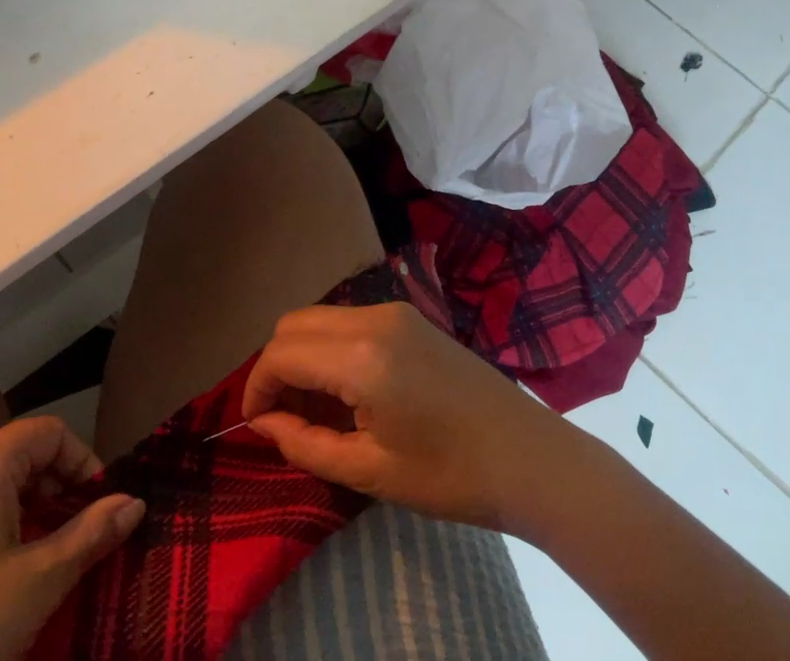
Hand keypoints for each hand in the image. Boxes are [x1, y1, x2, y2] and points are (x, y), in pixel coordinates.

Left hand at [0, 417, 144, 660]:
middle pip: (14, 454)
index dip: (84, 464)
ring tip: (35, 563)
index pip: (49, 433)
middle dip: (54, 490)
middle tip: (76, 541)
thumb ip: (91, 534)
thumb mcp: (40, 582)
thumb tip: (134, 502)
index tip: (102, 512)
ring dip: (19, 510)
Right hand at [242, 303, 556, 532]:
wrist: (535, 461)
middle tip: (282, 417)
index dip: (256, 388)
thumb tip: (263, 423)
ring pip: (320, 318)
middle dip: (275, 367)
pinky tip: (346, 391)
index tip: (254, 424)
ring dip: (303, 355)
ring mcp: (397, 313)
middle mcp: (374, 319)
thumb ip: (304, 444)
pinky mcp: (414, 319)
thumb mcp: (369, 471)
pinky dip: (330, 348)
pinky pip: (349, 322)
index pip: (281, 355)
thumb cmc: (452, 476)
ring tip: (314, 409)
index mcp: (362, 357)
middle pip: (293, 324)